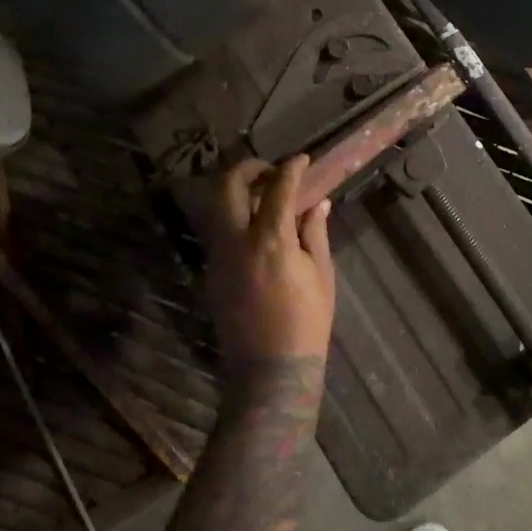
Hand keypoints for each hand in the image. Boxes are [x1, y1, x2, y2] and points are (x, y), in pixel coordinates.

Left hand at [201, 155, 336, 378]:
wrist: (269, 370)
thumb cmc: (306, 322)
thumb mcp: (321, 274)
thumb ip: (314, 233)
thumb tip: (318, 204)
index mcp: (270, 240)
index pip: (278, 188)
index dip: (291, 168)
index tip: (302, 159)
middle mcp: (236, 241)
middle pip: (228, 186)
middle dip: (248, 169)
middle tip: (270, 169)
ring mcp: (218, 257)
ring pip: (217, 208)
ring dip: (237, 192)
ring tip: (263, 195)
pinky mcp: (211, 273)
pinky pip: (218, 232)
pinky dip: (234, 218)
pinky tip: (255, 227)